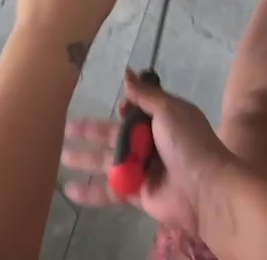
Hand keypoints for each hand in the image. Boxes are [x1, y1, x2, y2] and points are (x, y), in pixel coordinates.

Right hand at [60, 71, 239, 236]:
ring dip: (85, 159)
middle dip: (92, 131)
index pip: (135, 113)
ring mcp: (141, 170)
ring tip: (62, 156)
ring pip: (107, 161)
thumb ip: (144, 95)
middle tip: (67, 126)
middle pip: (115, 135)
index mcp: (162, 120)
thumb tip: (126, 71)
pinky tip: (69, 189)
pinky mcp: (136, 194)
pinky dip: (90, 191)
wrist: (204, 188)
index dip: (124, 109)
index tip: (118, 107)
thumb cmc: (188, 142)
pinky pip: (109, 190)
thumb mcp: (169, 110)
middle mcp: (150, 143)